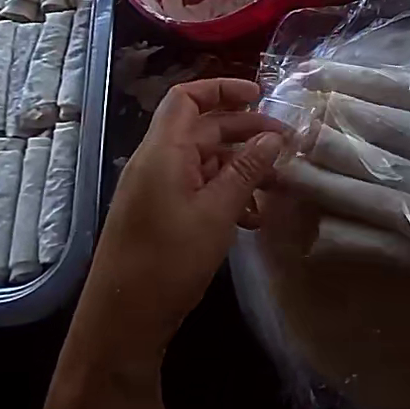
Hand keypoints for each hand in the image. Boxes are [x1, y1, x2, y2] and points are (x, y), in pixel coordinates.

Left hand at [71, 78, 286, 372]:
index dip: (222, 89)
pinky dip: (225, 193)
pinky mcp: (161, 214)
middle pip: (202, 129)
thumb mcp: (217, 213)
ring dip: (240, 167)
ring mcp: (157, 189)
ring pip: (204, 161)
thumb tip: (273, 137)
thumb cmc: (169, 261)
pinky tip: (252, 217)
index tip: (261, 96)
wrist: (122, 319)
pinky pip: (197, 188)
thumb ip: (246, 171)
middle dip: (245, 132)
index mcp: (163, 151)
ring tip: (277, 185)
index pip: (188, 98)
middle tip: (287, 145)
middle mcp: (157, 162)